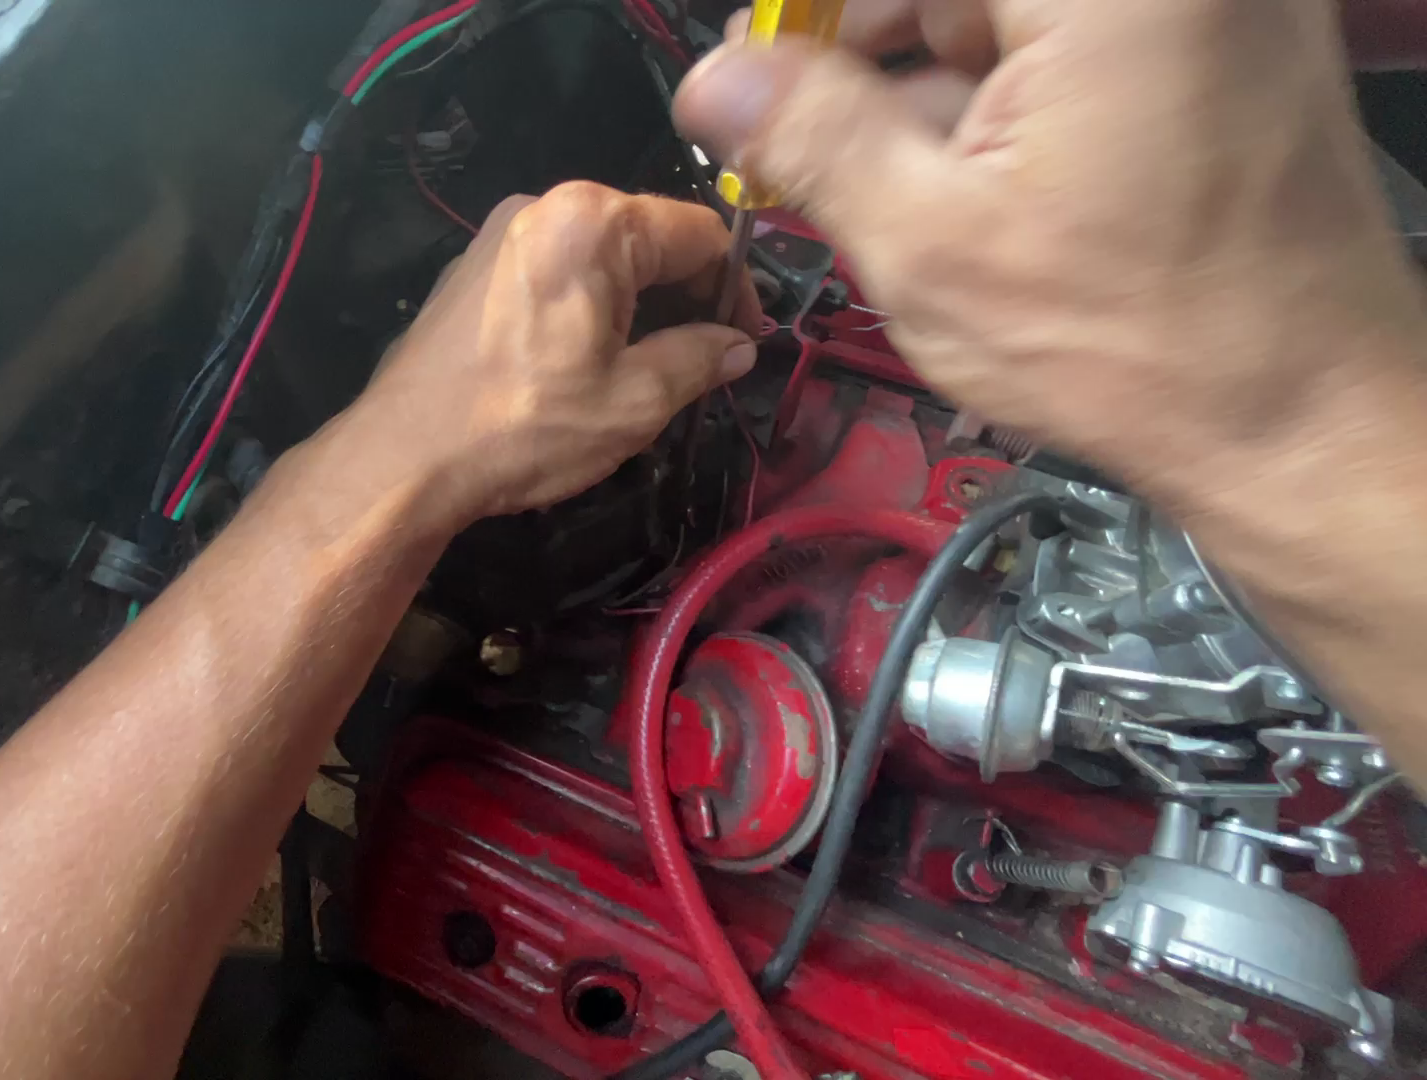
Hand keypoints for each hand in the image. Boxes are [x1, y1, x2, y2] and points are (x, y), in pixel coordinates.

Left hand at [339, 181, 761, 524]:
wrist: (403, 460)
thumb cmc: (523, 429)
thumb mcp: (630, 403)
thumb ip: (696, 360)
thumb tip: (737, 346)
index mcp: (591, 223)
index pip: (697, 233)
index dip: (736, 286)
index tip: (747, 337)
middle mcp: (540, 208)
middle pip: (643, 239)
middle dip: (682, 296)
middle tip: (701, 358)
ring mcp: (495, 238)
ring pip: (595, 258)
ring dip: (632, 305)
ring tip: (644, 365)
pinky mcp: (467, 273)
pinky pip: (549, 274)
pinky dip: (582, 306)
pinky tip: (580, 358)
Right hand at [674, 1, 1426, 502]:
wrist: (1285, 411)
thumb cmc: (1104, 339)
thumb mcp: (922, 243)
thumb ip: (813, 140)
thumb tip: (710, 79)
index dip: (810, 16)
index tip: (747, 77)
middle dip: (854, 55)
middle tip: (782, 143)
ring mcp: (1186, 13)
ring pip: (990, 22)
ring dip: (903, 92)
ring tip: (850, 183)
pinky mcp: (1189, 60)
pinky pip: (1043, 55)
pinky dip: (965, 108)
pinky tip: (924, 183)